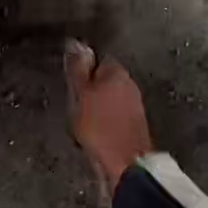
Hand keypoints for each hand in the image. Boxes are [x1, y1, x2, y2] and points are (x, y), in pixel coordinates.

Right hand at [65, 40, 153, 204]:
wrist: (125, 162)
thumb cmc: (99, 127)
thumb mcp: (80, 95)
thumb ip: (78, 70)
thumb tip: (75, 45)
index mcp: (117, 73)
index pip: (98, 60)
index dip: (83, 73)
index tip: (72, 87)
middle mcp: (130, 85)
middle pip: (103, 82)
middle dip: (89, 93)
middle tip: (76, 108)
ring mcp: (134, 106)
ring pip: (107, 102)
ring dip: (95, 111)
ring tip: (83, 127)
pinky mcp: (134, 125)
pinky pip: (113, 119)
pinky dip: (103, 125)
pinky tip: (95, 137)